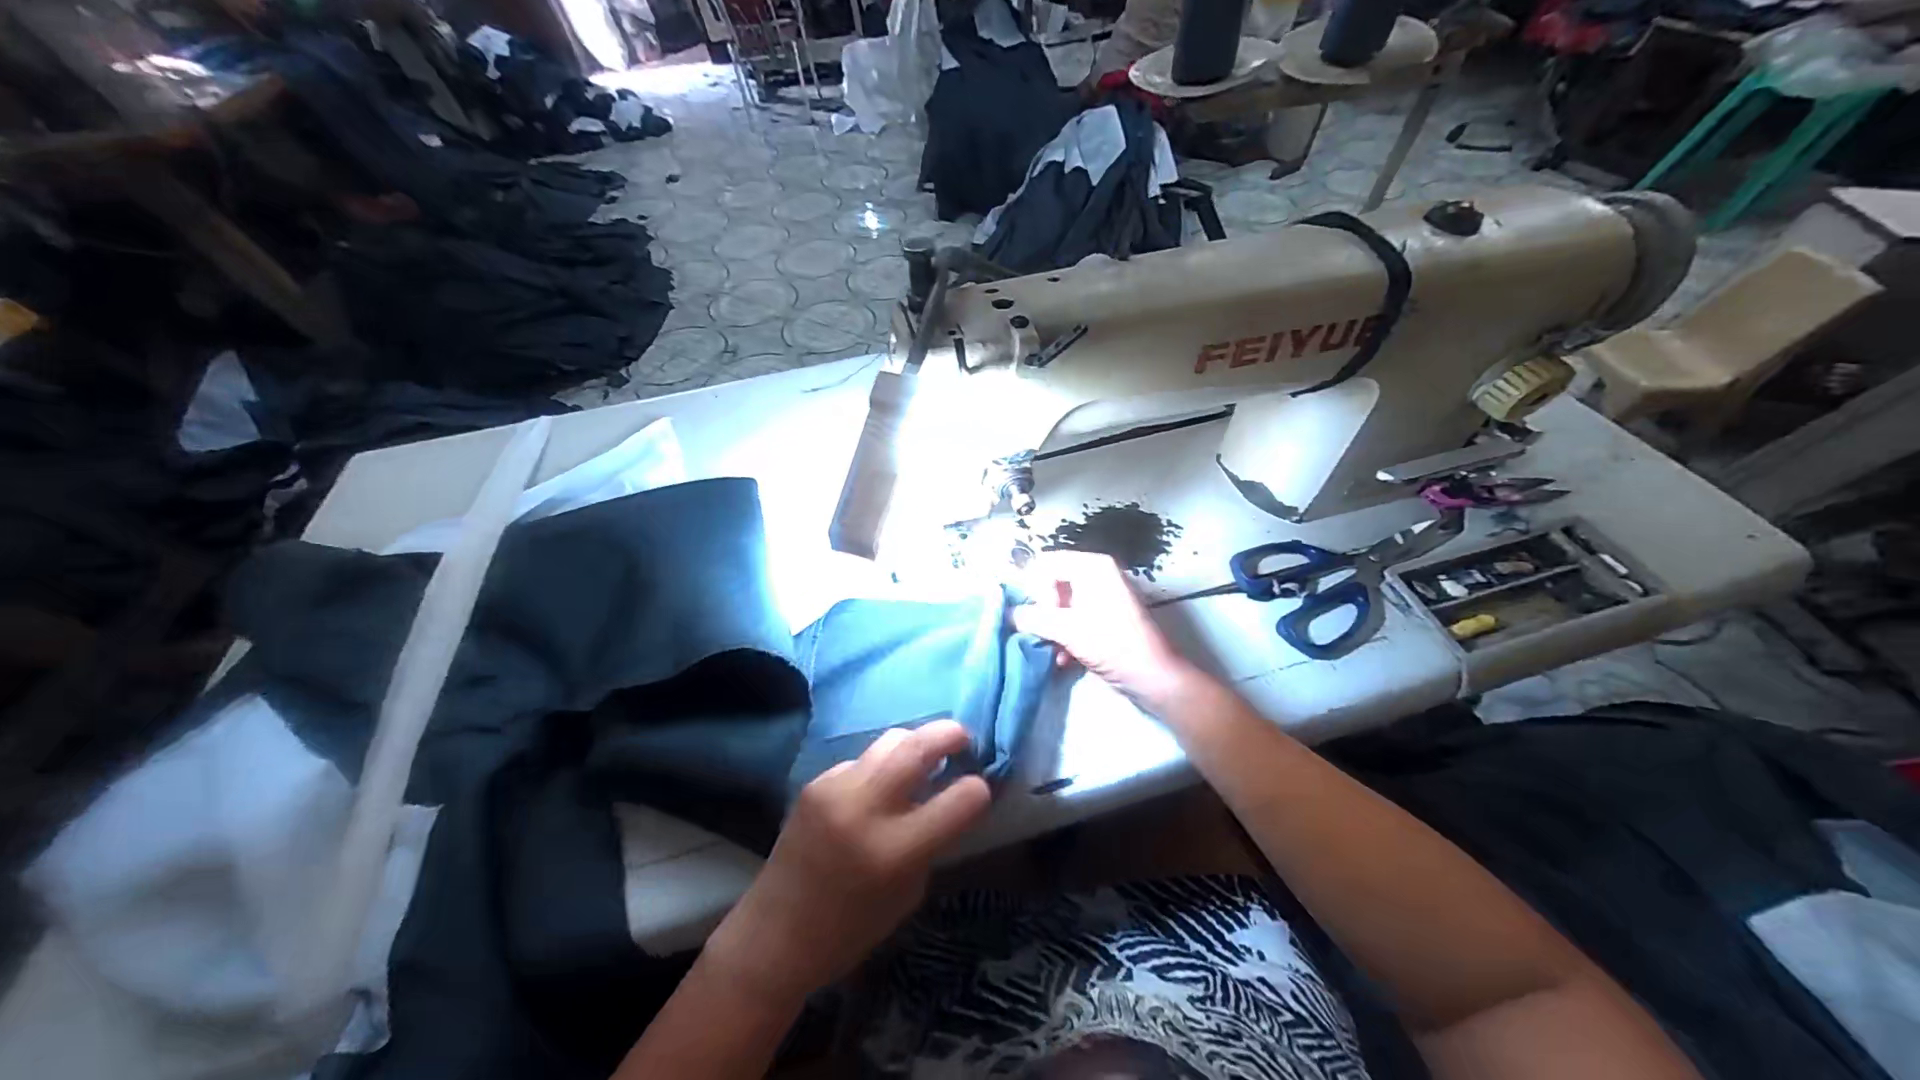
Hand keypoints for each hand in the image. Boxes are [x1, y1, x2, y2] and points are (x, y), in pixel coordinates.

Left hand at [703, 721, 990, 1004]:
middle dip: (950, 734)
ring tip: (926, 756)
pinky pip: (861, 760)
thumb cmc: (850, 931)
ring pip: (889, 740)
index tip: (980, 789)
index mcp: (895, 851)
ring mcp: (835, 790)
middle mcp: (864, 809)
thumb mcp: (908, 893)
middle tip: (963, 739)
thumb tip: (948, 797)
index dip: (978, 791)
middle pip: (918, 747)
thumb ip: (931, 841)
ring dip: (915, 743)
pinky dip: (881, 766)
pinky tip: (880, 786)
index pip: (958, 800)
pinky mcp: (815, 783)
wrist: (775, 936)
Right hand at [1012, 550, 1199, 709]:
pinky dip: (1066, 637)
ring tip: (1052, 650)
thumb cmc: (1113, 645)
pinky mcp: (1105, 619)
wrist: (1154, 678)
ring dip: (1051, 629)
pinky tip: (1064, 659)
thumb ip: (1033, 618)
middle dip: (1041, 612)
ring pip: (1061, 605)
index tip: (1038, 616)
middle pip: (1051, 584)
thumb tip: (1009, 614)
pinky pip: (1074, 619)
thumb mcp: (1067, 630)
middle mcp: (1098, 575)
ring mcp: (1102, 597)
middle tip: (1040, 633)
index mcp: (1092, 567)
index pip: (1046, 564)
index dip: (1035, 589)